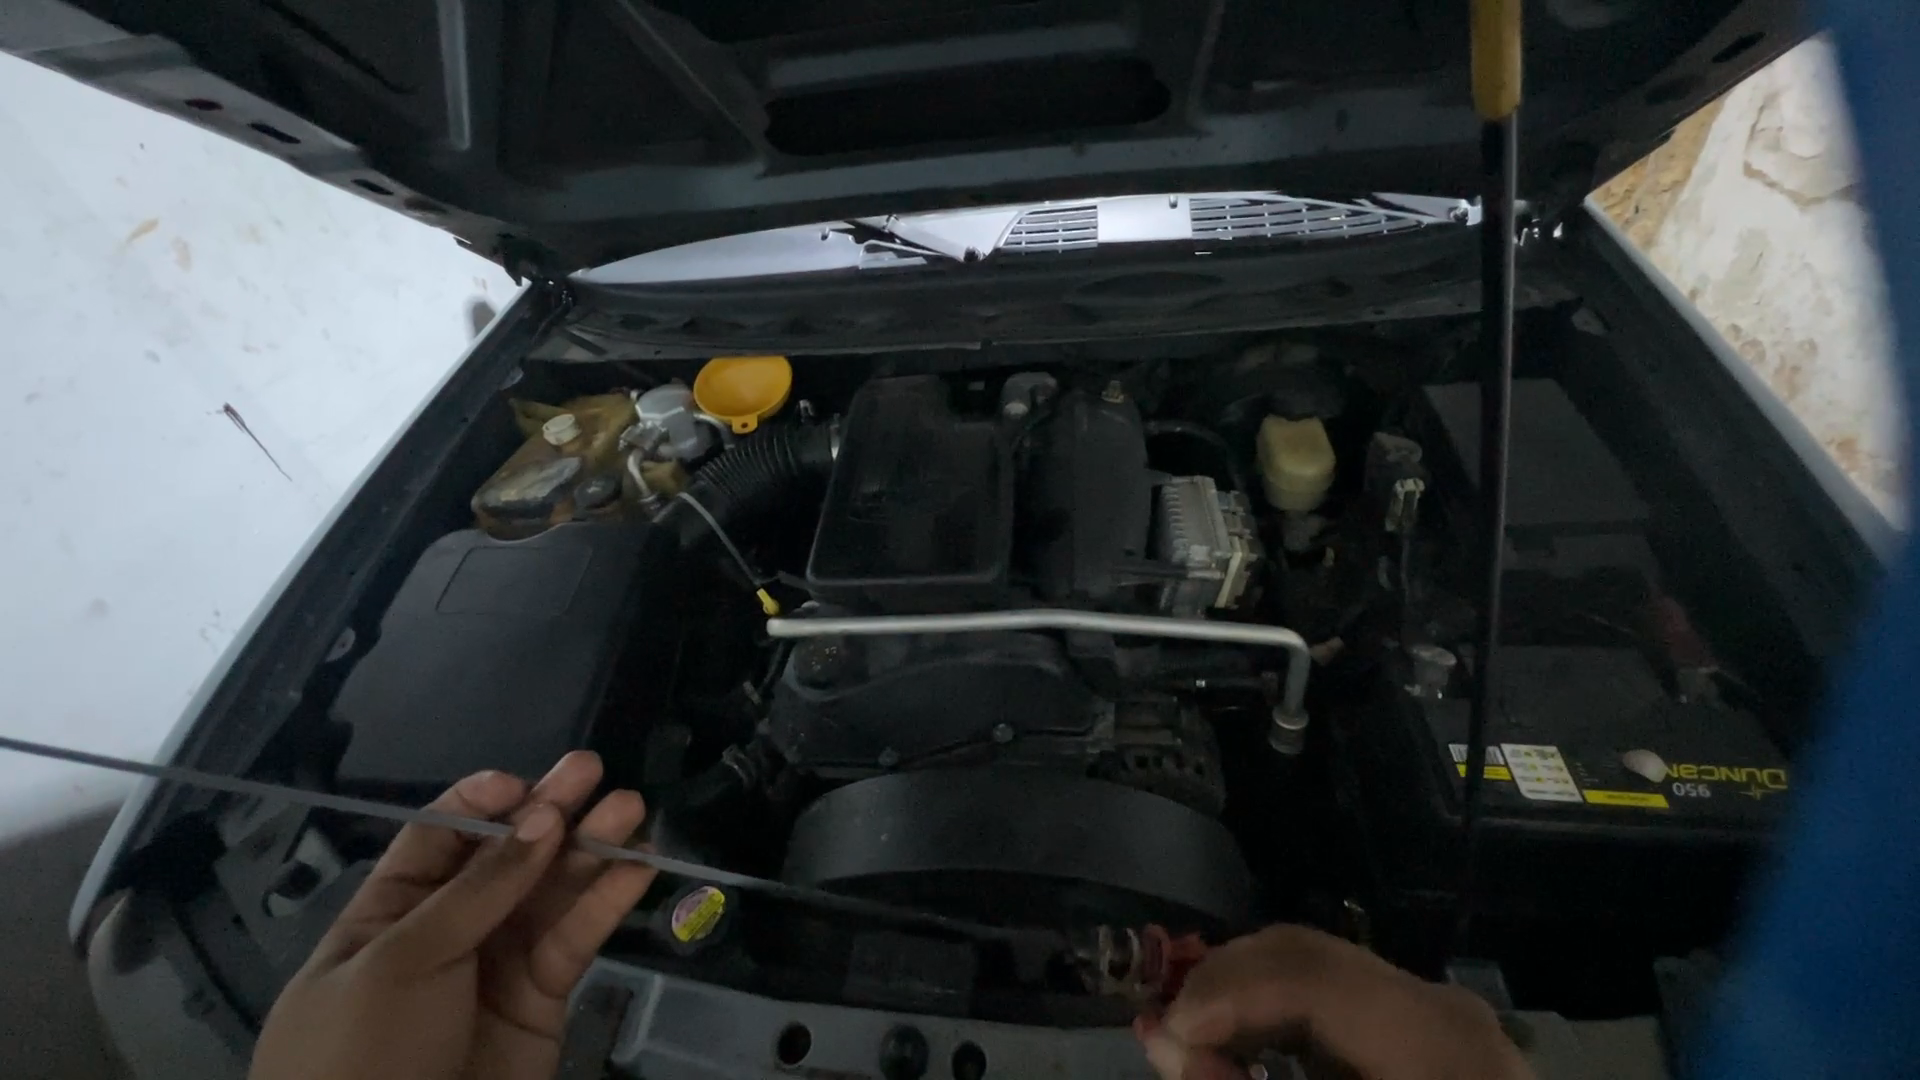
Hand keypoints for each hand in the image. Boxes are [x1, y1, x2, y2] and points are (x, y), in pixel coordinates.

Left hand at [249, 751, 656, 1079]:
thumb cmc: (361, 1061)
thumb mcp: (399, 966)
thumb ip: (478, 889)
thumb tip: (543, 817)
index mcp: (388, 916)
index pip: (438, 837)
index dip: (480, 803)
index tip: (521, 784)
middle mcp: (450, 927)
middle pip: (508, 853)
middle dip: (549, 809)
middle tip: (591, 769)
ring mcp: (501, 957)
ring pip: (553, 886)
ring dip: (592, 845)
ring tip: (630, 808)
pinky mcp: (545, 990)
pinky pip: (579, 933)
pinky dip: (610, 898)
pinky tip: (640, 864)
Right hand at [1135, 926, 1531, 1079]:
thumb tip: (1162, 1039)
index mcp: (1439, 1043)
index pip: (1312, 977)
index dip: (1227, 995)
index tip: (1168, 1035)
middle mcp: (1437, 1004)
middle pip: (1302, 954)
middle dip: (1221, 987)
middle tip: (1170, 1034)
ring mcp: (1429, 1007)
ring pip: (1307, 963)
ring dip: (1240, 996)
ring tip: (1199, 1040)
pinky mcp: (1415, 1021)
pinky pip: (1325, 990)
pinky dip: (1273, 1012)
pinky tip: (1246, 1046)